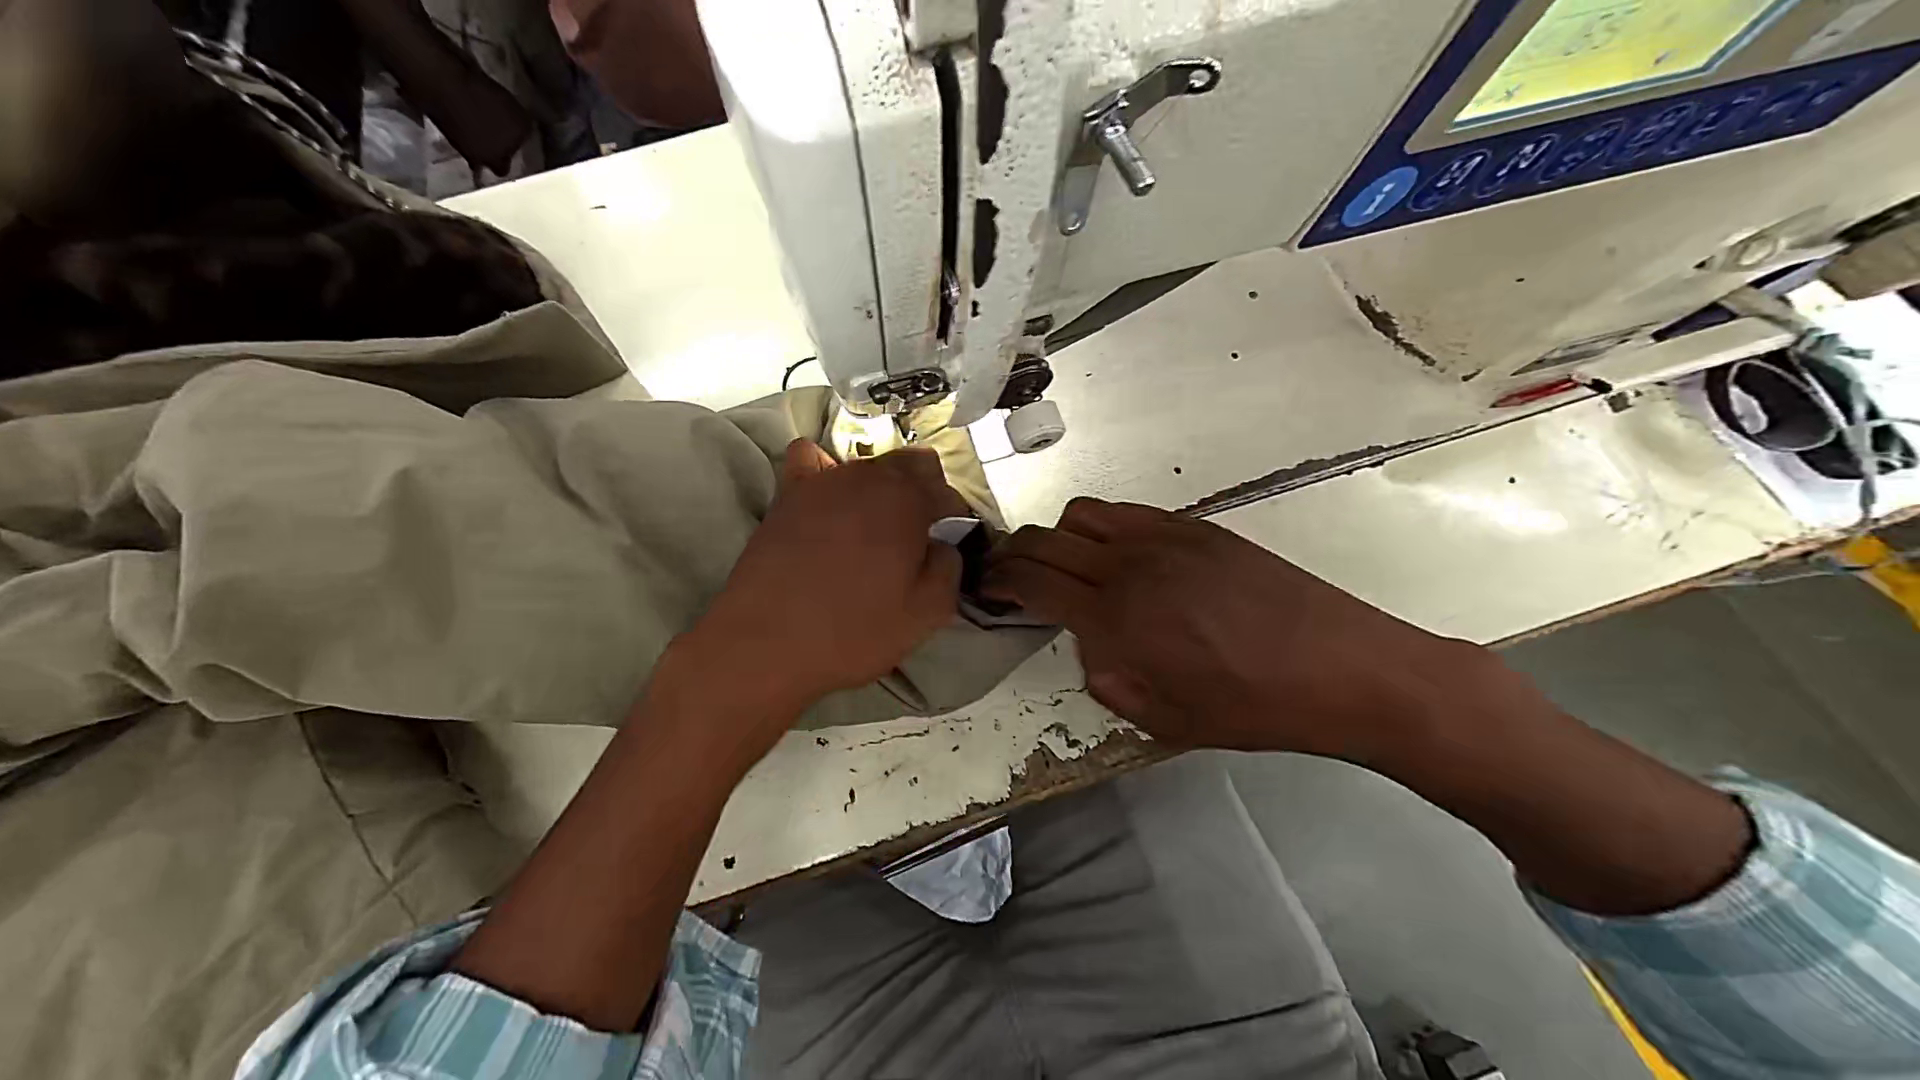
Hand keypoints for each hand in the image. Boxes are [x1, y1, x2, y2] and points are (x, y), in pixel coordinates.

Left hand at [674, 440, 962, 733]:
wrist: (766, 644)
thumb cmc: (854, 631)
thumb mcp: (928, 613)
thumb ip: (949, 567)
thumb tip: (942, 545)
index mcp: (908, 500)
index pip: (948, 493)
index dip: (954, 520)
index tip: (947, 548)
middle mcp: (868, 476)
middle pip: (911, 466)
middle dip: (923, 495)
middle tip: (916, 541)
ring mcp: (823, 481)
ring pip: (867, 466)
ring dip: (881, 489)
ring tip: (873, 531)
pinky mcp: (787, 494)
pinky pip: (811, 460)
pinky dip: (826, 472)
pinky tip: (828, 501)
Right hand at [983, 498, 1494, 761]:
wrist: (1343, 668)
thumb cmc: (1251, 707)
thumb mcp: (1161, 718)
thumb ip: (1105, 676)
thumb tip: (1089, 643)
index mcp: (1117, 617)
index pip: (1031, 579)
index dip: (998, 580)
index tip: (986, 588)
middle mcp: (1131, 564)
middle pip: (1046, 537)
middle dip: (1014, 555)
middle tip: (1012, 577)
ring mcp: (1166, 537)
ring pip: (1084, 513)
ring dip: (1061, 537)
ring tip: (1071, 567)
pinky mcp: (1198, 526)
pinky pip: (1129, 512)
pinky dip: (1106, 529)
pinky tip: (1125, 560)